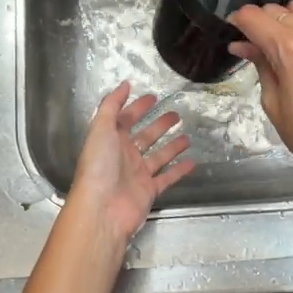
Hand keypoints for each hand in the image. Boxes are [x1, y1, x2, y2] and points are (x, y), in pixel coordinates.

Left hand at [68, 82, 193, 243]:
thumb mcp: (101, 128)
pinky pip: (167, 178)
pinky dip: (179, 171)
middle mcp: (124, 155)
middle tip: (176, 114)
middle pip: (145, 136)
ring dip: (172, 146)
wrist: (102, 208)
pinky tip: (192, 162)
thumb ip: (111, 105)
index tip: (153, 96)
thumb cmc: (99, 166)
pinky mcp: (149, 190)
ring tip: (187, 136)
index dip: (138, 107)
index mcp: (110, 140)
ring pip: (158, 156)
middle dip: (159, 125)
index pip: (125, 119)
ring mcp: (137, 174)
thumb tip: (125, 84)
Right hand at [228, 0, 292, 196]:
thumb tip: (242, 45)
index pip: (254, 18)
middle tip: (258, 45)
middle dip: (262, 23)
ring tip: (288, 40)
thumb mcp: (275, 106)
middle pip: (277, 10)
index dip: (239, 22)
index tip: (235, 33)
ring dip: (290, 17)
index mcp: (289, 53)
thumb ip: (261, 66)